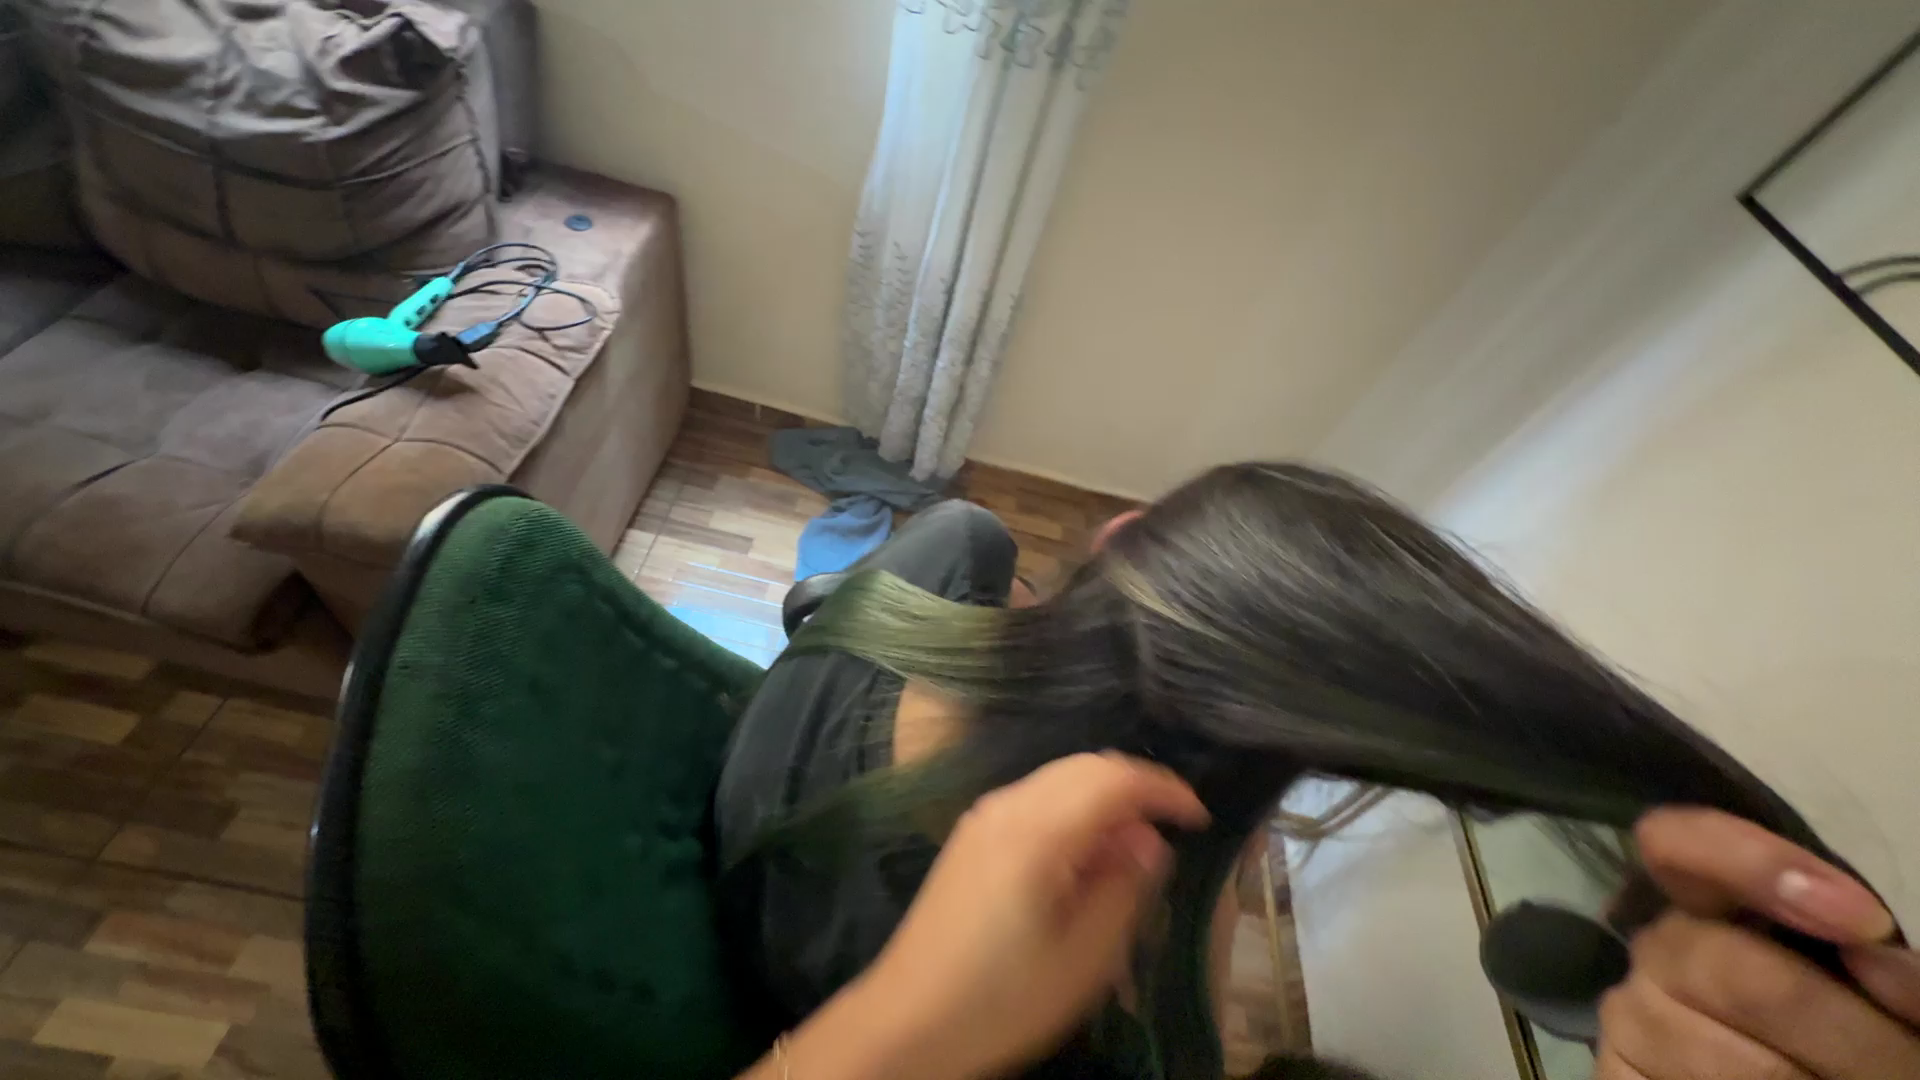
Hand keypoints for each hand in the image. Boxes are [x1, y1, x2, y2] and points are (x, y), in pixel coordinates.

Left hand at [784, 752, 1208, 1079]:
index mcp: (1036, 829)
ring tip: (1132, 852)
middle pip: (1085, 766)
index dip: (1163, 787)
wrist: (907, 1019)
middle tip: (1173, 832)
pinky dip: (1072, 811)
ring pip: (1059, 779)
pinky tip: (1084, 857)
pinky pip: (1035, 799)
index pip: (1113, 778)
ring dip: (1103, 799)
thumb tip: (1149, 840)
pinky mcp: (972, 833)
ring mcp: (984, 815)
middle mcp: (1006, 805)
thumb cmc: (1002, 999)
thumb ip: (1125, 887)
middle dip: (1136, 788)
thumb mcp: (1084, 959)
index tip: (1199, 816)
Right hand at [1596, 807, 1919, 1078]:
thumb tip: (1875, 960)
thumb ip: (1897, 978)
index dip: (1748, 861)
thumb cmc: (1868, 1050)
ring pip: (1738, 1059)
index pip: (1677, 844)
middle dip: (1857, 1040)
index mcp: (1719, 912)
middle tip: (1911, 1073)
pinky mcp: (1618, 1073)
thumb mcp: (1899, 1011)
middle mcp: (1663, 951)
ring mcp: (1633, 1014)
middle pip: (1733, 969)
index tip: (1859, 919)